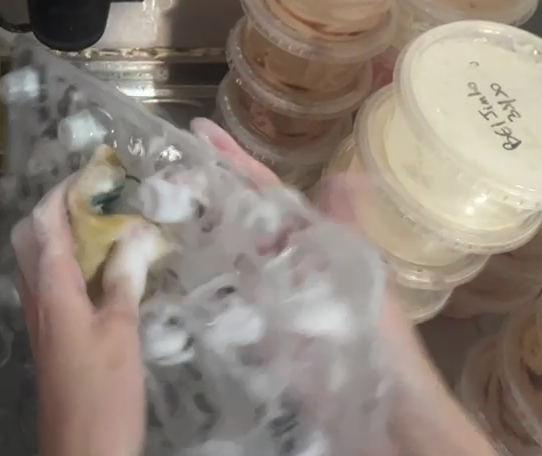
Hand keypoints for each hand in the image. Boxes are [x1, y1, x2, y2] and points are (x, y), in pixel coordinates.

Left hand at [12, 175, 148, 455]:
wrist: (81, 454)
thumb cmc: (102, 391)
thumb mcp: (121, 331)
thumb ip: (124, 278)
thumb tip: (133, 230)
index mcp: (51, 285)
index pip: (45, 221)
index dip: (63, 191)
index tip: (92, 173)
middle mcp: (36, 294)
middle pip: (30, 235)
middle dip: (55, 209)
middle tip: (94, 200)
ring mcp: (39, 316)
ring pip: (37, 259)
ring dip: (62, 236)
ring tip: (102, 226)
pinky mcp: (49, 335)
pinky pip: (49, 282)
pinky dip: (68, 263)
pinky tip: (100, 271)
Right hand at [191, 118, 497, 455]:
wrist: (384, 411)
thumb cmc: (378, 333)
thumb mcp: (361, 271)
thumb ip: (345, 224)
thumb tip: (345, 173)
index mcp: (306, 234)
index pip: (262, 187)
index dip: (231, 158)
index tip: (198, 131)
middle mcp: (282, 254)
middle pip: (235, 210)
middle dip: (202, 186)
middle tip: (162, 168)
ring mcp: (266, 288)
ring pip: (223, 245)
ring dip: (193, 224)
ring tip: (156, 202)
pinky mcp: (255, 324)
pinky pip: (220, 293)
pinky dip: (196, 276)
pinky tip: (168, 263)